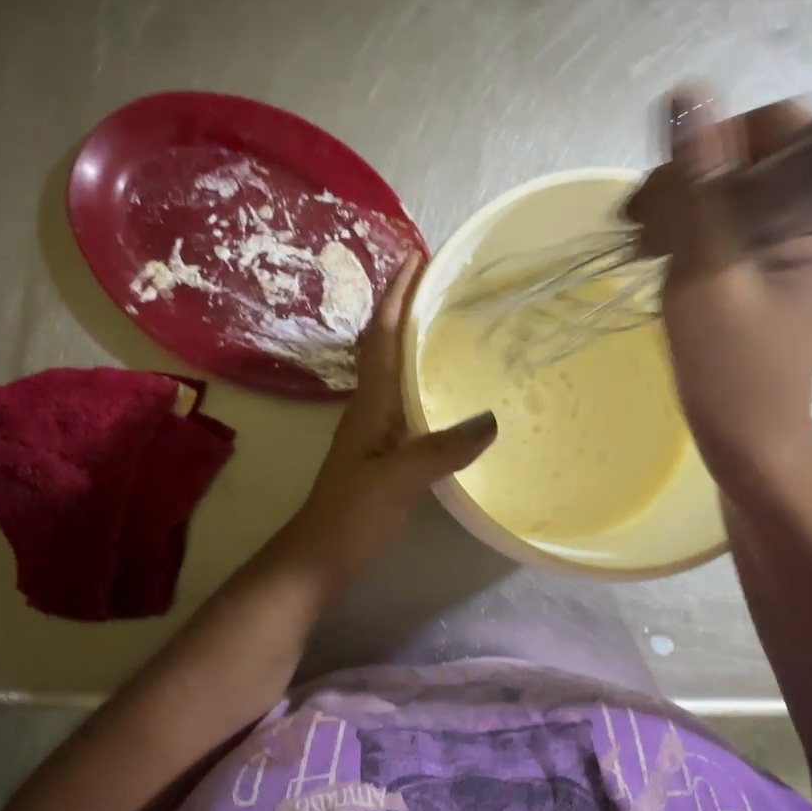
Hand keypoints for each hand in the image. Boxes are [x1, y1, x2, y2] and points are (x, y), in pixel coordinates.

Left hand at [271, 256, 497, 583]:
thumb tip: (492, 417)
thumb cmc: (353, 514)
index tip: (417, 255)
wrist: (319, 554)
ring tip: (442, 314)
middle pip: (383, 339)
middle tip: (437, 276)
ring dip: (408, 331)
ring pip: (390, 363)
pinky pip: (400, 391)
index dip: (397, 293)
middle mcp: (368, 403)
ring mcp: (372, 425)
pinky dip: (416, 370)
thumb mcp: (400, 480)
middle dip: (403, 302)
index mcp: (370, 401)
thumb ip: (441, 449)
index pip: (382, 333)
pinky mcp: (380, 446)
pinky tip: (439, 381)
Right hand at [626, 87, 811, 453]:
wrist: (744, 427)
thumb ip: (700, 182)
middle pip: (756, 145)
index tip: (672, 198)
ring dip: (683, 196)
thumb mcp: (708, 267)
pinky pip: (736, 197)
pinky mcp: (791, 237)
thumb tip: (687, 92)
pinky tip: (662, 242)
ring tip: (647, 243)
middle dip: (692, 178)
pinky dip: (693, 213)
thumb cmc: (730, 363)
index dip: (717, 147)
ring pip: (737, 169)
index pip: (781, 125)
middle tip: (644, 230)